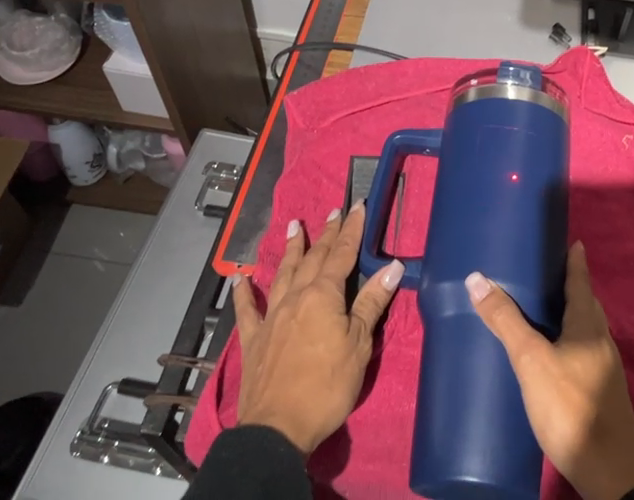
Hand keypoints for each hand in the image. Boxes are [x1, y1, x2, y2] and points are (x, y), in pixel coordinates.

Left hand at [234, 204, 403, 454]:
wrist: (278, 428)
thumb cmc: (327, 385)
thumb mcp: (359, 344)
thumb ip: (371, 302)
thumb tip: (392, 266)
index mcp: (323, 295)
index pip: (341, 255)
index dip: (351, 230)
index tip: (358, 206)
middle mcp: (295, 297)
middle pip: (313, 259)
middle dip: (326, 234)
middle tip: (333, 211)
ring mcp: (271, 317)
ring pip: (282, 274)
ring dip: (291, 250)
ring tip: (295, 227)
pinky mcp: (253, 340)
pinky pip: (247, 310)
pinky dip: (244, 292)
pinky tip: (241, 278)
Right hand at [466, 242, 633, 499]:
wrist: (609, 471)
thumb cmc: (571, 408)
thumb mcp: (531, 361)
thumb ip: (506, 321)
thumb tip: (477, 278)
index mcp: (588, 325)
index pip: (581, 281)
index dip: (574, 260)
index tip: (569, 240)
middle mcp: (600, 340)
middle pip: (585, 303)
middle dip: (569, 286)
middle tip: (542, 272)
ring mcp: (602, 368)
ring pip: (583, 329)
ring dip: (566, 315)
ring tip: (538, 310)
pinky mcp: (598, 393)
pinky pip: (580, 352)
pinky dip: (565, 341)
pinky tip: (547, 356)